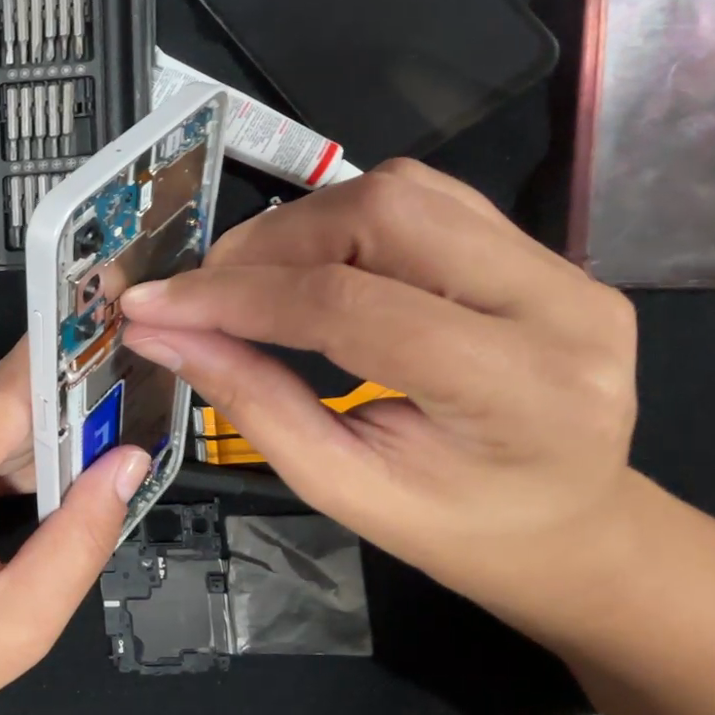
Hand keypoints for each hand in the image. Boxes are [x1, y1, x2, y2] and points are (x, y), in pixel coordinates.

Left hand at [0, 343, 150, 714]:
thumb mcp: (19, 622)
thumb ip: (79, 539)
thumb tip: (127, 463)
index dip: (60, 367)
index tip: (115, 335)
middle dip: (65, 402)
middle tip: (134, 393)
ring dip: (43, 433)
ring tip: (108, 438)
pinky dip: (14, 453)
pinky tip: (57, 472)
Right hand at [117, 160, 639, 613]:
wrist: (564, 522)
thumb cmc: (453, 524)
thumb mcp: (339, 484)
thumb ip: (249, 398)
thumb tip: (158, 331)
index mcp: (522, 392)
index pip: (349, 306)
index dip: (233, 297)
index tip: (150, 306)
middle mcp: (556, 305)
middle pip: (380, 214)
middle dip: (265, 246)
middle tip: (202, 295)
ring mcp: (553, 264)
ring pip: (395, 190)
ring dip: (295, 226)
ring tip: (250, 282)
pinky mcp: (531, 246)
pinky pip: (415, 195)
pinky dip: (335, 218)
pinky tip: (308, 264)